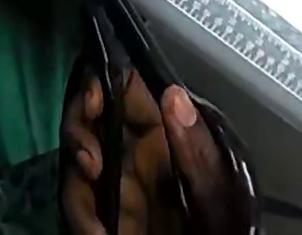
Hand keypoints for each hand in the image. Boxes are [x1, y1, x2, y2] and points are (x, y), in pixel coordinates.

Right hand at [62, 74, 246, 234]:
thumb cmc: (225, 231)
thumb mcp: (219, 197)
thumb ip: (197, 152)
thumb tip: (174, 94)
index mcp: (165, 136)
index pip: (125, 89)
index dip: (101, 82)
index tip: (91, 101)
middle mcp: (136, 153)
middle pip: (91, 118)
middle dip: (78, 130)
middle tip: (88, 162)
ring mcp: (119, 186)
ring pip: (79, 158)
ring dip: (75, 182)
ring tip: (93, 219)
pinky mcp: (107, 218)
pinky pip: (80, 203)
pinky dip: (80, 217)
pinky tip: (95, 234)